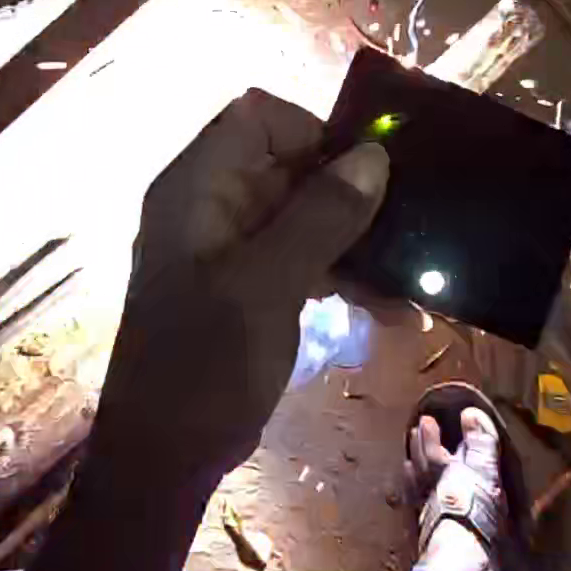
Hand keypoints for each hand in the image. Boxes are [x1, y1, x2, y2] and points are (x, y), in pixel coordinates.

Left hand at [88, 89, 389, 489]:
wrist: (165, 453)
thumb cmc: (205, 362)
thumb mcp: (268, 285)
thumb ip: (319, 216)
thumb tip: (372, 156)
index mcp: (195, 185)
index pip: (254, 117)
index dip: (308, 131)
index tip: (358, 172)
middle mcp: (208, 202)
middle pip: (282, 163)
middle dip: (342, 190)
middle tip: (400, 223)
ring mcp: (225, 242)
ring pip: (296, 210)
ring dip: (347, 236)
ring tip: (405, 272)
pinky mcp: (244, 279)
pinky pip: (294, 252)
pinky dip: (334, 269)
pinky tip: (385, 305)